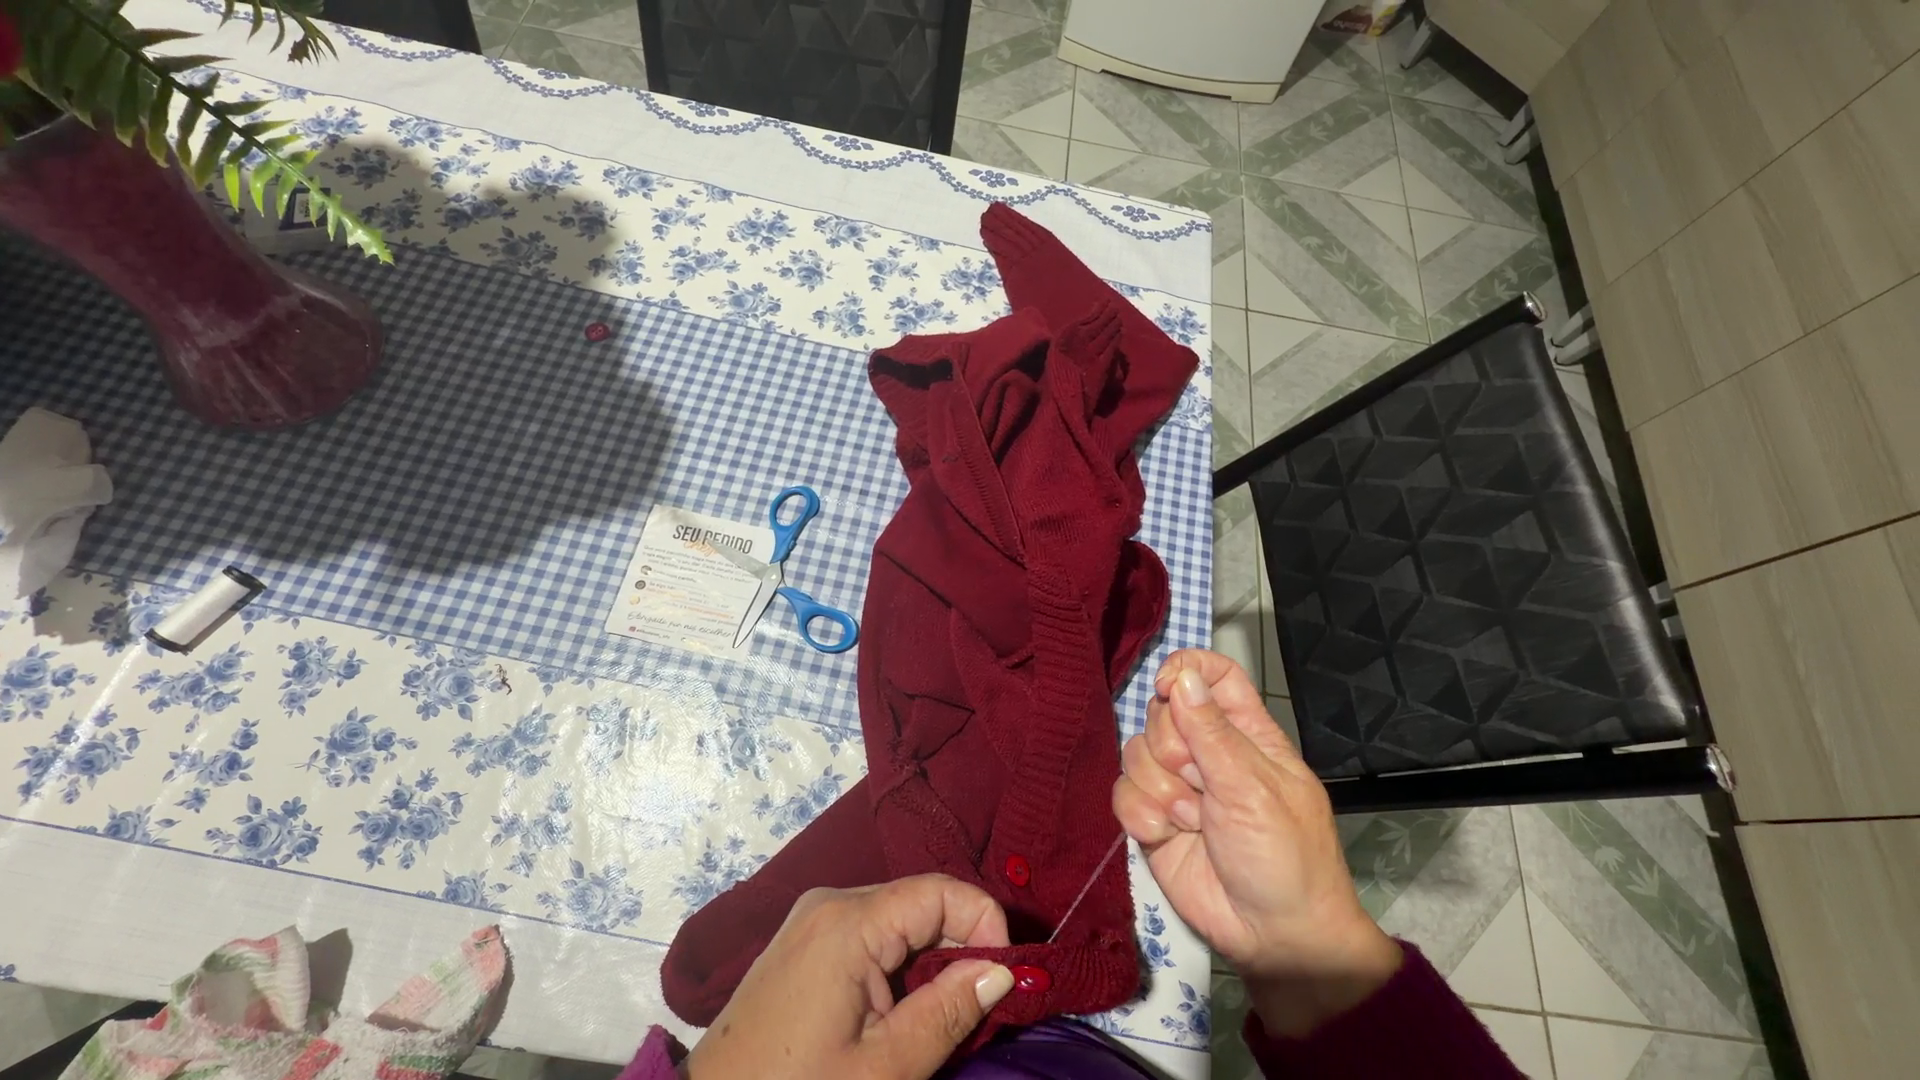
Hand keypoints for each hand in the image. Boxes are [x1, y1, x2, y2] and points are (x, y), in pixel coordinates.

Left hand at [682, 875, 1016, 1079]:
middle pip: (922, 903)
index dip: (986, 926)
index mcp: (849, 920)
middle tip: (978, 1009)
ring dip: (932, 961)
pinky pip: (872, 933)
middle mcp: (831, 902)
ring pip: (900, 919)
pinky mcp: (806, 938)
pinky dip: (901, 964)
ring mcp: (814, 917)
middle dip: (961, 948)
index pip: (943, 891)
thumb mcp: (882, 1068)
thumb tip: (1004, 970)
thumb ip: (949, 1012)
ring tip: (941, 1017)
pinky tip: (903, 1011)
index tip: (1003, 981)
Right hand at [1110, 649, 1401, 1035]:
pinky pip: (1123, 794)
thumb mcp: (1254, 788)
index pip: (1212, 675)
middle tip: (1199, 782)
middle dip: (1172, 748)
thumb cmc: (1285, 856)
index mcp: (1245, 733)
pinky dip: (1140, 815)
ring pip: (1135, 753)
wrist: (1272, 937)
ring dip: (1160, 789)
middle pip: (1161, 713)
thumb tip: (1181, 675)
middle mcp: (1206, 752)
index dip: (1186, 670)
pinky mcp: (1151, 820)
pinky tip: (1165, 836)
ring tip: (1192, 821)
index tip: (1167, 687)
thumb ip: (1212, 731)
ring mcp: (1176, 786)